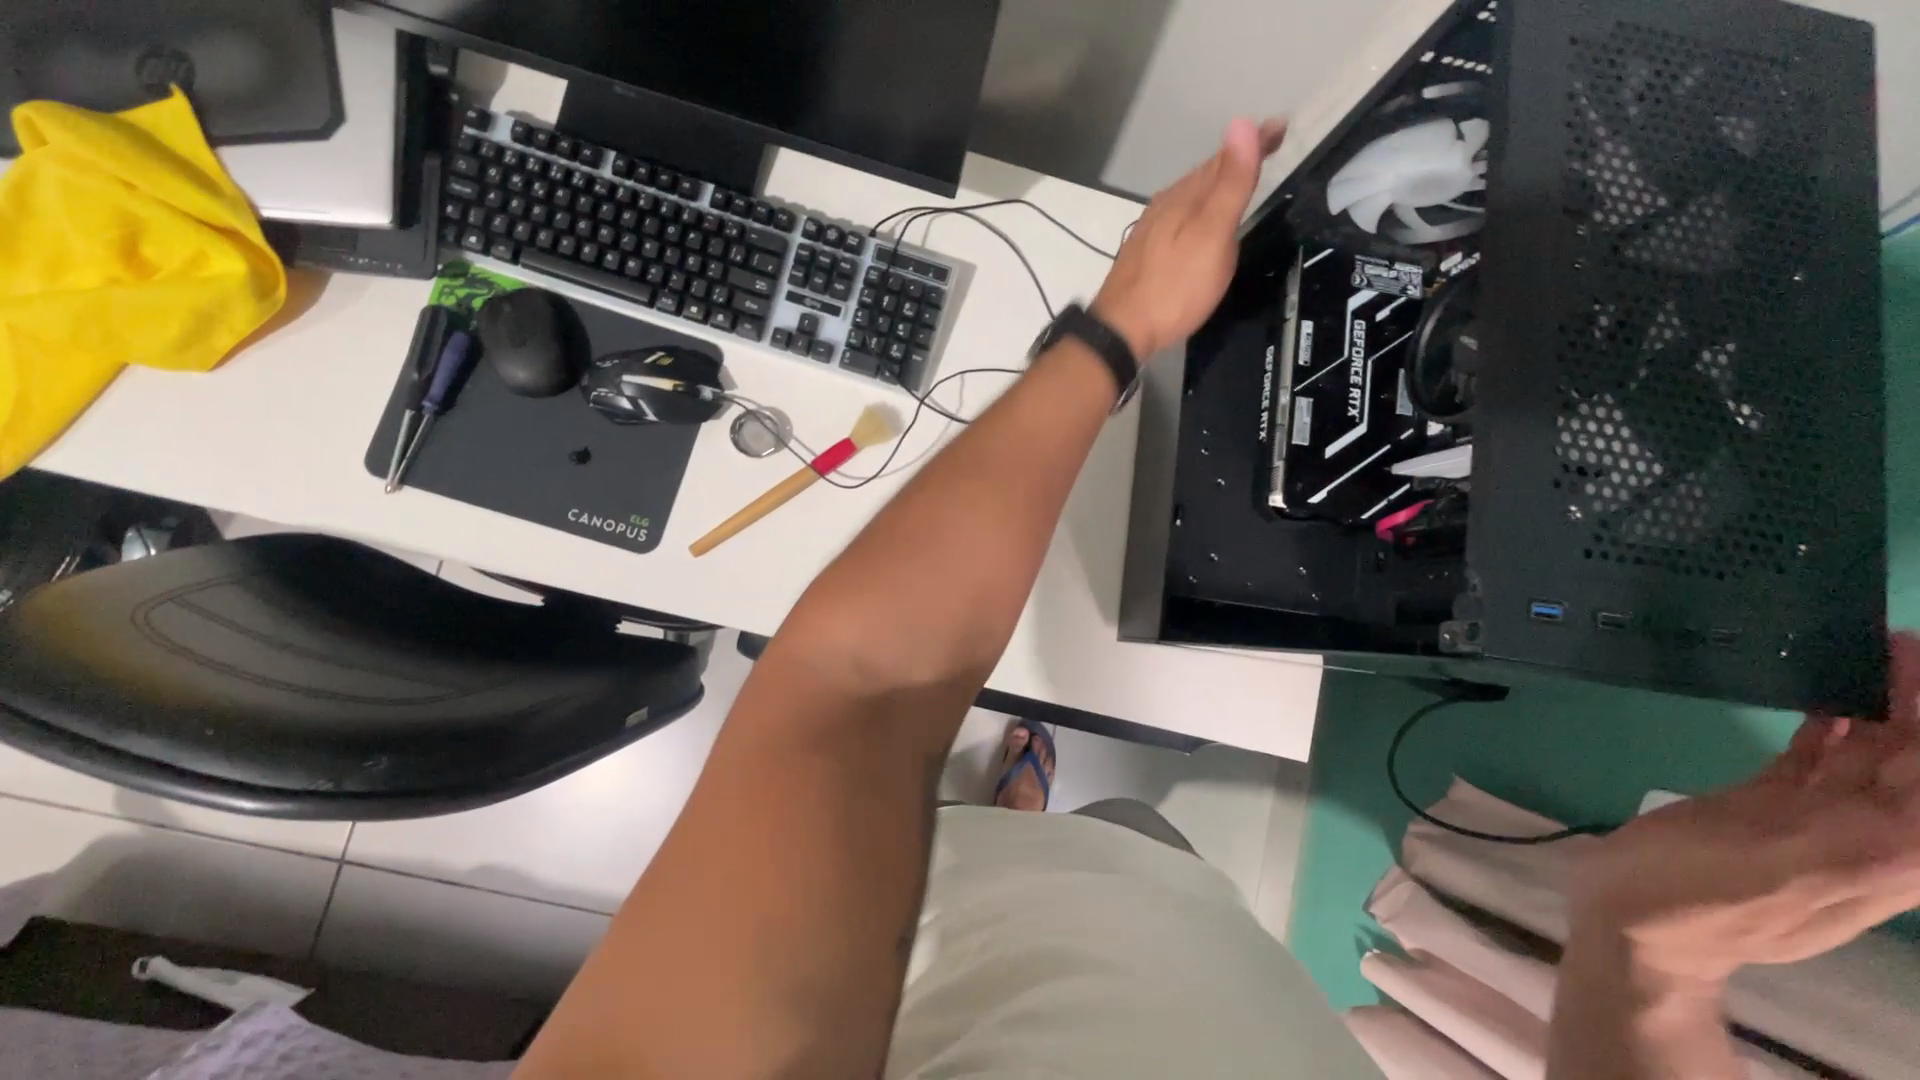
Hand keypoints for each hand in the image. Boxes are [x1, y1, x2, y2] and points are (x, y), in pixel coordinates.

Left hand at [1092, 116, 1286, 358]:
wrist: (1122, 330)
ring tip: (1238, 180)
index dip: (1254, 141)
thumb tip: (1241, 123)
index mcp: (1185, 197)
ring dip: (1215, 184)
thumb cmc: (1174, 287)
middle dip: (1236, 159)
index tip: (1281, 126)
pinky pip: (1178, 217)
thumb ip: (1229, 185)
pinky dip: (1197, 209)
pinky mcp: (1145, 252)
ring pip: (1190, 196)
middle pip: (1206, 174)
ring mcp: (1151, 229)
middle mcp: (1165, 205)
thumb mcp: (1212, 235)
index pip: (1225, 158)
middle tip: (1267, 147)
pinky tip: (1199, 222)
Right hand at [1569, 632, 1919, 989]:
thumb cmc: (1690, 900)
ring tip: (1872, 655)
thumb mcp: (1768, 878)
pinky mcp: (1761, 808)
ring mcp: (1809, 821)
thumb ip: (1846, 849)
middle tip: (1896, 645)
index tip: (1917, 666)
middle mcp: (1859, 837)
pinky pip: (1814, 762)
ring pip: (1869, 759)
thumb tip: (1912, 819)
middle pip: (1913, 767)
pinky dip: (1829, 730)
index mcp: (1879, 857)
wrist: (1627, 928)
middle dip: (1917, 709)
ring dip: (1883, 712)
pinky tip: (1828, 696)